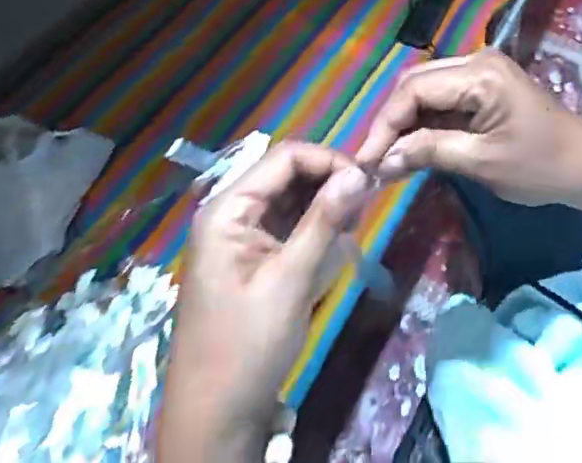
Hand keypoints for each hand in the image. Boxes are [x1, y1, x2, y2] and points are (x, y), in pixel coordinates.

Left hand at [162, 142, 371, 462]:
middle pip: (288, 175)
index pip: (285, 158)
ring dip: (324, 208)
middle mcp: (232, 212)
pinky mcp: (253, 258)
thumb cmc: (247, 348)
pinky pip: (289, 226)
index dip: (328, 161)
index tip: (367, 181)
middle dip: (328, 184)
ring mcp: (241, 236)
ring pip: (292, 199)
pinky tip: (334, 248)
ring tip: (352, 229)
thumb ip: (324, 221)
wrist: (214, 422)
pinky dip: (314, 231)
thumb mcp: (290, 280)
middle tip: (365, 207)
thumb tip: (361, 172)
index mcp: (227, 209)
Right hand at [354, 49, 581, 205]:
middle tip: (372, 161)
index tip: (366, 161)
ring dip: (405, 120)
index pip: (414, 90)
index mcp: (480, 74)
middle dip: (391, 121)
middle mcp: (476, 59)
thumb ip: (429, 152)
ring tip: (386, 156)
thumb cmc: (541, 166)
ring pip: (425, 88)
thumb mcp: (482, 163)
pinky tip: (411, 145)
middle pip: (415, 83)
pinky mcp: (483, 83)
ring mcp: (480, 68)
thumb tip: (382, 161)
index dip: (385, 125)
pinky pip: (442, 95)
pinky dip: (423, 120)